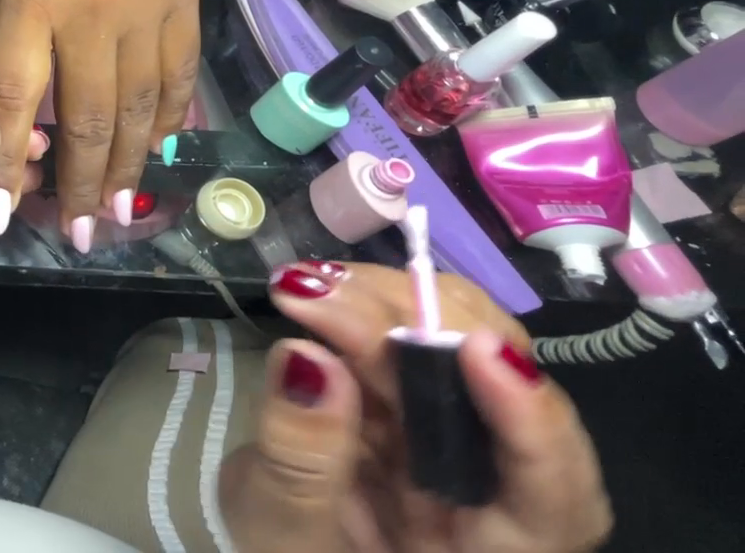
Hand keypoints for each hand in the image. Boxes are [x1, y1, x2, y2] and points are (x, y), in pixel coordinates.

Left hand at [0, 0, 198, 251]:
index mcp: (27, 0)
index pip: (9, 100)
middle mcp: (90, 16)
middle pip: (84, 123)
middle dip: (75, 187)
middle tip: (70, 234)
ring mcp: (146, 12)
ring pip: (138, 112)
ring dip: (125, 169)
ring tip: (111, 212)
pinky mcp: (185, 3)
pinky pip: (177, 80)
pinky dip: (165, 124)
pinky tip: (154, 153)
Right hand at [220, 262, 612, 552]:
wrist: (256, 548)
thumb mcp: (285, 532)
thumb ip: (303, 457)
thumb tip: (308, 358)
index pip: (552, 495)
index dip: (529, 418)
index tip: (477, 348)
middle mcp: (490, 494)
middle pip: (507, 401)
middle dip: (428, 330)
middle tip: (329, 290)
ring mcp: (446, 445)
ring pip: (459, 357)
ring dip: (385, 305)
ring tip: (308, 283)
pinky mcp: (401, 407)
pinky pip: (401, 350)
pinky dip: (359, 310)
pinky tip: (313, 289)